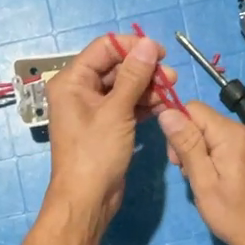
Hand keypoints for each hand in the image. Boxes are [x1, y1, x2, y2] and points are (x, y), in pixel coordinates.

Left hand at [44, 35, 176, 222]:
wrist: (87, 199)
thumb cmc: (96, 153)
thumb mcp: (116, 111)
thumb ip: (134, 76)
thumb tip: (148, 45)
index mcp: (72, 81)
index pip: (103, 48)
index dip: (132, 47)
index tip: (161, 53)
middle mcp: (79, 91)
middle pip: (116, 67)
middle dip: (144, 70)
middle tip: (171, 78)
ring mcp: (93, 110)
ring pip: (124, 87)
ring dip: (147, 87)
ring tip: (171, 93)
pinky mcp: (106, 126)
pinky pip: (126, 106)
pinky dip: (143, 104)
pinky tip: (163, 106)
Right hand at [158, 103, 244, 244]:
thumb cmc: (232, 215)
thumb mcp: (203, 181)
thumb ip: (186, 144)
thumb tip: (167, 112)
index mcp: (233, 134)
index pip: (194, 109)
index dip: (179, 129)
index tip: (178, 161)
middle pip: (205, 121)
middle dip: (190, 143)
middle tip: (191, 175)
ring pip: (215, 132)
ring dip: (203, 152)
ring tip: (207, 181)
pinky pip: (229, 142)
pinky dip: (217, 156)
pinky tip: (220, 179)